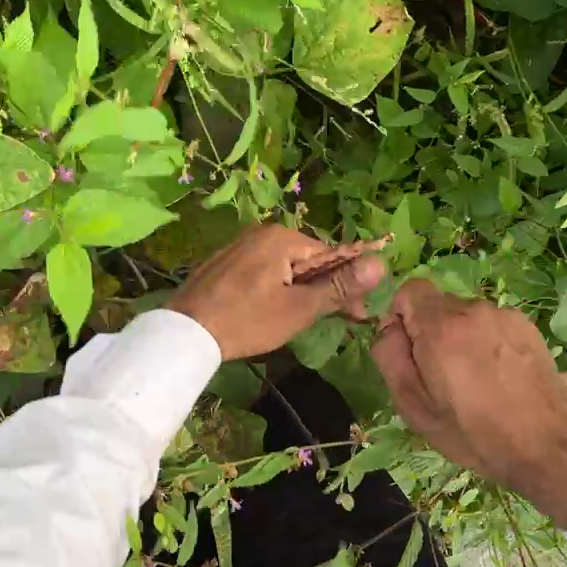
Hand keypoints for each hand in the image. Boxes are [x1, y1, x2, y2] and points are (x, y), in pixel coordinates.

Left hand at [170, 225, 384, 360]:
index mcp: (281, 237)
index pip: (330, 256)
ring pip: (282, 268)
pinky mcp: (221, 264)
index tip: (356, 314)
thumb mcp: (299, 308)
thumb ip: (339, 286)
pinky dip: (272, 289)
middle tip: (331, 321)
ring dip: (297, 291)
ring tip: (299, 320)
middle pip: (305, 260)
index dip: (346, 286)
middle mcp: (259, 233)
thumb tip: (380, 263)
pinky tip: (269, 312)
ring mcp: (237, 247)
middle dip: (322, 288)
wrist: (185, 332)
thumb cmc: (247, 320)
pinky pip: (259, 272)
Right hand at [370, 280, 566, 528]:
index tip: (408, 351)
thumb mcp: (415, 407)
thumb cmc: (473, 434)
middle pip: (436, 305)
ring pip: (464, 316)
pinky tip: (497, 377)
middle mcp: (473, 310)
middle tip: (440, 376)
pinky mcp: (527, 326)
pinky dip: (484, 342)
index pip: (409, 290)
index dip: (400, 316)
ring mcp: (504, 316)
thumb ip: (390, 359)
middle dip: (429, 332)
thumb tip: (388, 329)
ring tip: (472, 380)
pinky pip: (490, 324)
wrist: (548, 447)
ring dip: (458, 338)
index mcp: (441, 328)